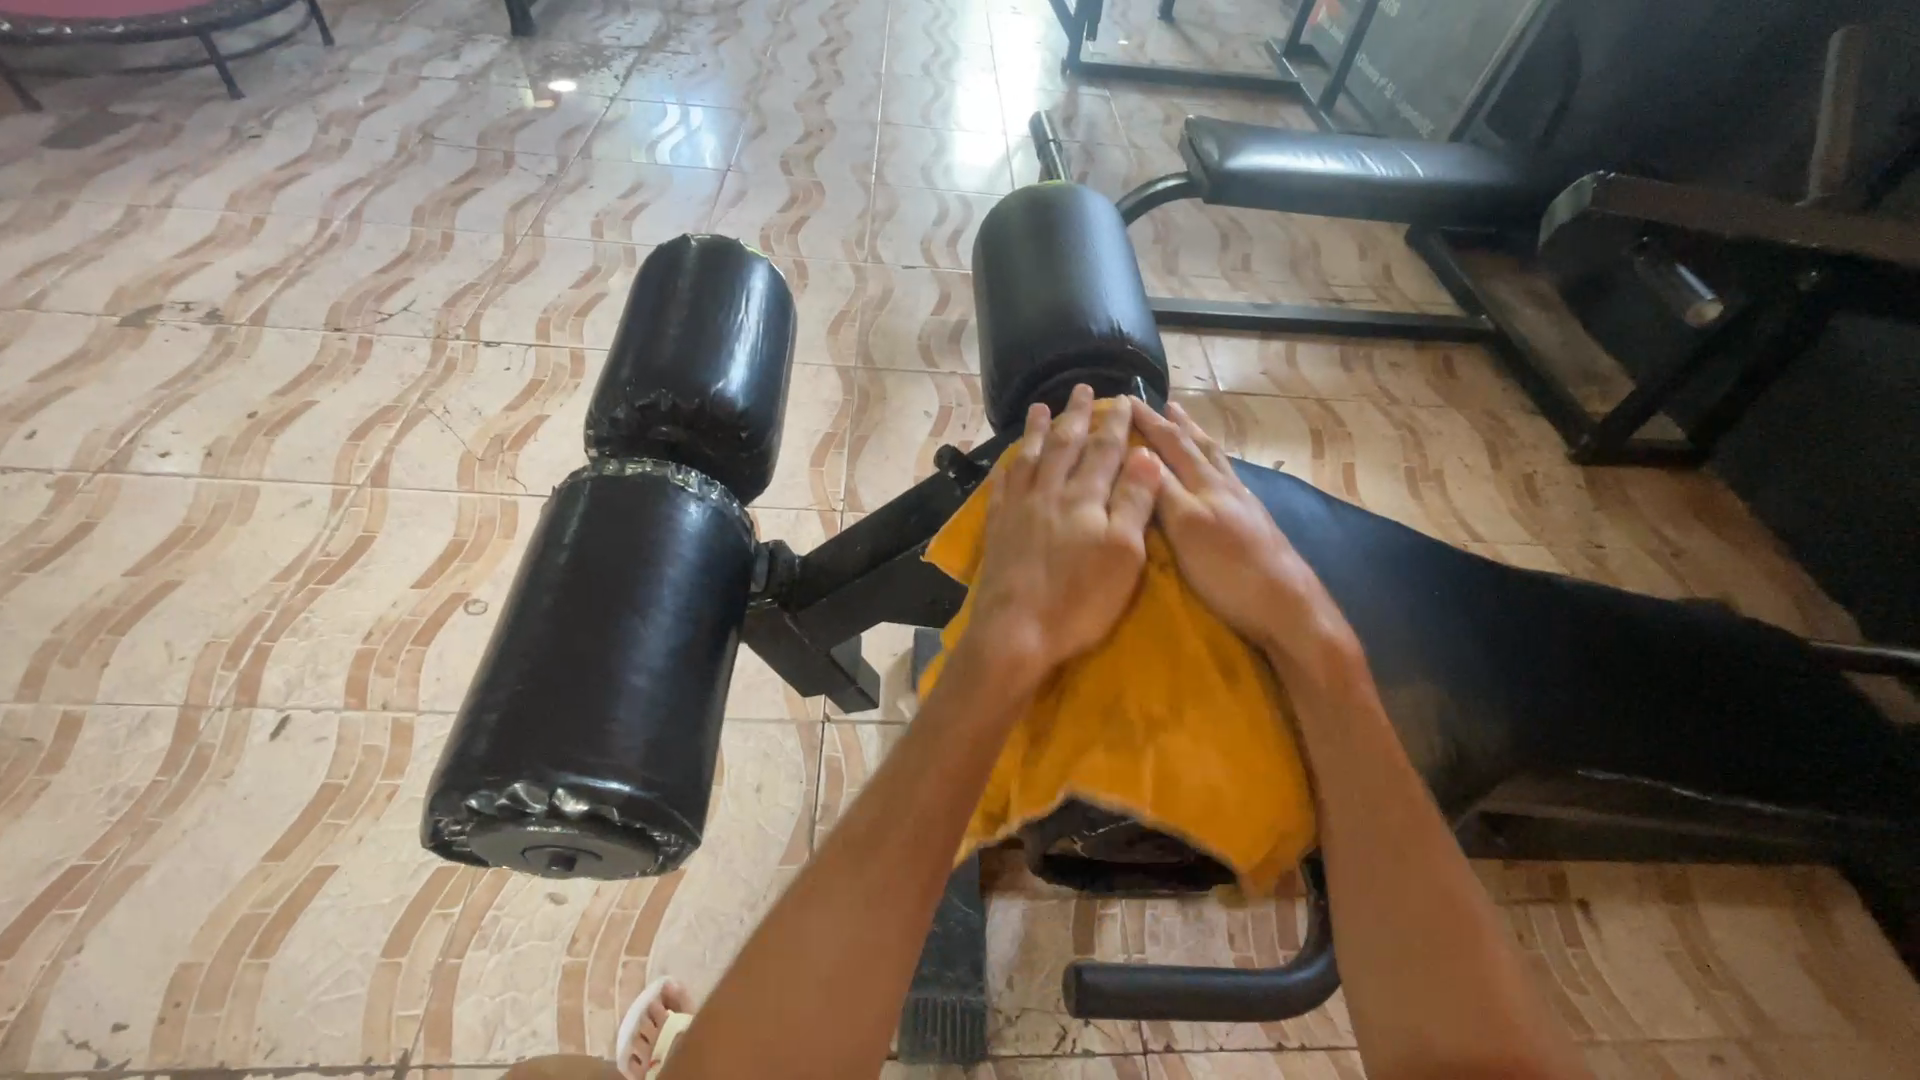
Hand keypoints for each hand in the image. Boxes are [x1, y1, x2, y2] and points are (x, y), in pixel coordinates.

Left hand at [965, 385, 1162, 686]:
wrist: (1016, 631)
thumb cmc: (1079, 599)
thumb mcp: (1123, 554)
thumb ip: (1133, 502)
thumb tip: (1146, 455)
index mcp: (1085, 498)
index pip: (1105, 451)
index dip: (1115, 424)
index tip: (1122, 400)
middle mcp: (1049, 493)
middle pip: (1064, 445)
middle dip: (1075, 416)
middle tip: (1080, 388)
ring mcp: (1018, 509)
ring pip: (1029, 458)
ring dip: (1037, 431)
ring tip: (1040, 408)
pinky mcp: (998, 529)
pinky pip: (1002, 486)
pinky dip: (1008, 467)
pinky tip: (1009, 461)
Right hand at [1129, 398, 1361, 678]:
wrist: (1287, 608)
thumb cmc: (1229, 572)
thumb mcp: (1186, 528)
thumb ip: (1163, 491)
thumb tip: (1138, 453)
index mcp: (1205, 484)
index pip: (1170, 444)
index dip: (1147, 423)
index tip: (1124, 400)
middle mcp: (1224, 487)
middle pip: (1196, 446)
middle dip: (1173, 424)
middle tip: (1158, 402)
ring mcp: (1242, 504)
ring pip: (1215, 460)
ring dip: (1196, 438)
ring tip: (1185, 421)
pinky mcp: (1252, 524)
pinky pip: (1226, 478)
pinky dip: (1213, 463)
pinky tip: (1215, 471)